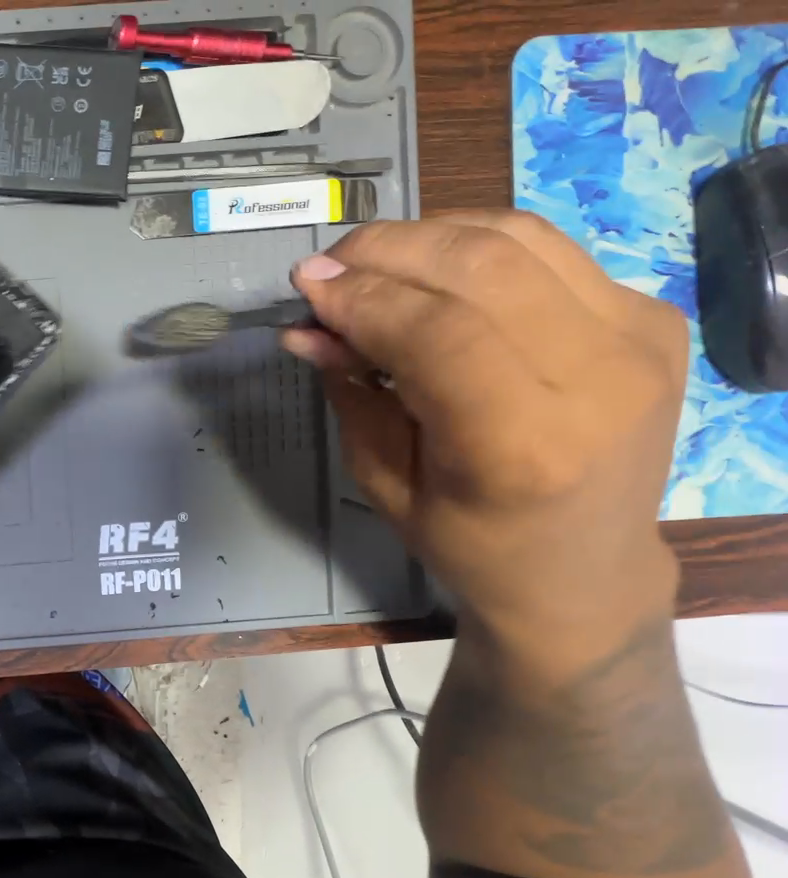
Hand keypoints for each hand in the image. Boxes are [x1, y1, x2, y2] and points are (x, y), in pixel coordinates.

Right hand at [282, 211, 689, 668]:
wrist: (583, 564)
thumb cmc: (469, 543)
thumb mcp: (386, 480)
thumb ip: (354, 395)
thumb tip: (307, 328)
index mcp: (522, 443)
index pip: (438, 332)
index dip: (363, 298)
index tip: (305, 287)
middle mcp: (596, 376)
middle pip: (482, 267)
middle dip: (386, 252)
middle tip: (324, 265)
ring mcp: (636, 336)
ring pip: (518, 239)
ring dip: (427, 236)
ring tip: (366, 260)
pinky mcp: (649, 314)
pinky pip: (547, 250)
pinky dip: (472, 244)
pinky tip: (425, 266)